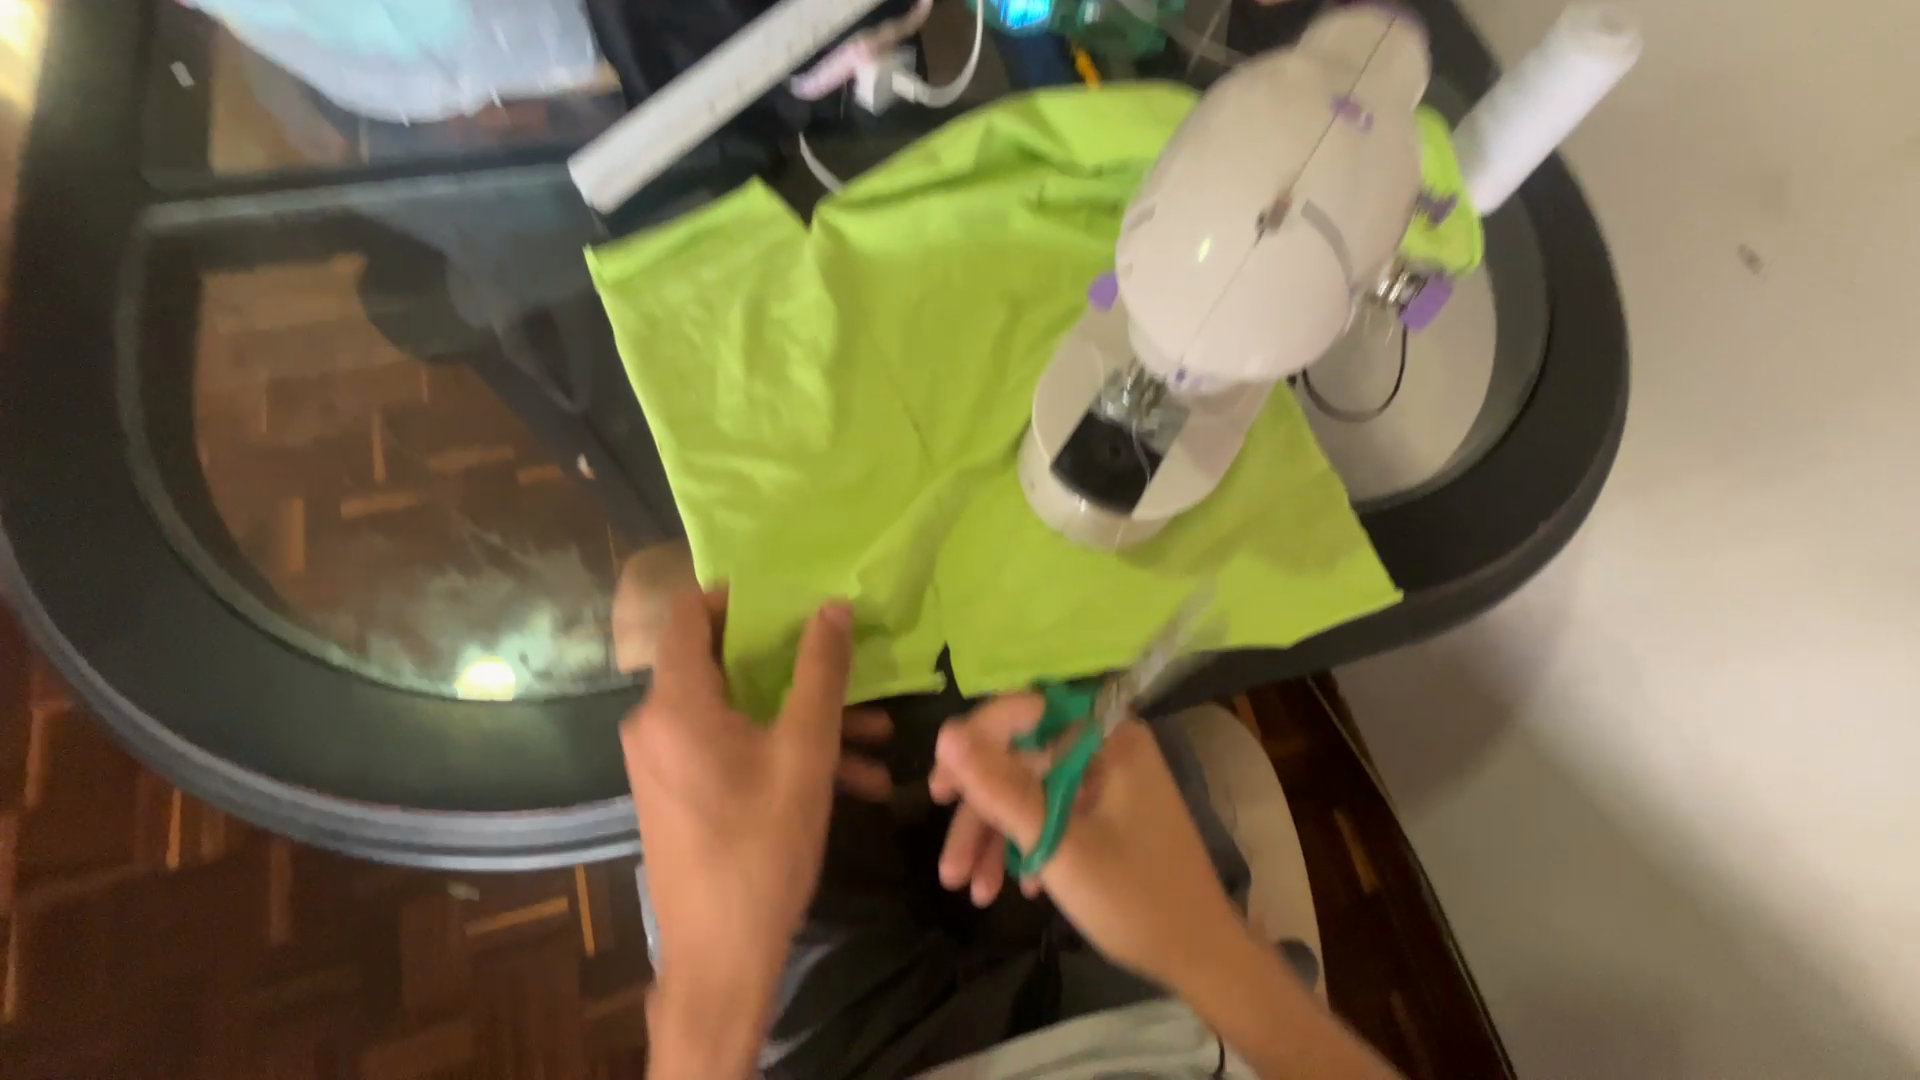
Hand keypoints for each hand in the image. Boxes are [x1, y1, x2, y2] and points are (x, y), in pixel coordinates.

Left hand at [622, 588, 854, 1075]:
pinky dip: (783, 754)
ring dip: (808, 720)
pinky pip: (733, 751)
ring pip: (742, 715)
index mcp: (676, 703)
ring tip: (879, 740)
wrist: (721, 957)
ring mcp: (666, 760)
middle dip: (799, 670)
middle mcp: (658, 723)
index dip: (737, 596)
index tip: (791, 597)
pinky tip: (855, 782)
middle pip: (727, 666)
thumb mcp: (805, 751)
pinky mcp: (681, 791)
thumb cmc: (762, 844)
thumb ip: (820, 672)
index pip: (688, 614)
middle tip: (852, 668)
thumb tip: (832, 605)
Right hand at [928, 697, 1243, 986]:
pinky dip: (1025, 845)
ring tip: (968, 890)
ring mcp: (1103, 780)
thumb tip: (946, 734)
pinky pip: (1050, 811)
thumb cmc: (1137, 899)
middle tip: (947, 855)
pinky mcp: (1101, 810)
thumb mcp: (1060, 845)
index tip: (942, 788)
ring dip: (995, 837)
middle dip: (980, 812)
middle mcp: (1103, 747)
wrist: (1200, 959)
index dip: (977, 741)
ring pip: (1029, 790)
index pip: (1025, 709)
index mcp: (1106, 737)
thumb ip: (1001, 788)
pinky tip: (1011, 887)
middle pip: (1020, 757)